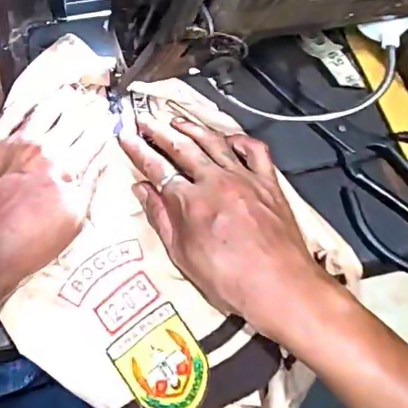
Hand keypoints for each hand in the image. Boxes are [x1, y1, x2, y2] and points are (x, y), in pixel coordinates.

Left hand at [0, 88, 111, 298]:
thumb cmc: (31, 245)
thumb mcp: (74, 222)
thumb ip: (89, 186)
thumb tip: (102, 161)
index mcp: (67, 167)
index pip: (93, 136)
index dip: (105, 124)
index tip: (110, 116)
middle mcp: (42, 148)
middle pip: (71, 118)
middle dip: (86, 107)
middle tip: (93, 98)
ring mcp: (14, 143)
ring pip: (43, 110)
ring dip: (59, 99)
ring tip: (69, 92)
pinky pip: (9, 115)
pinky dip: (24, 103)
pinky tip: (32, 98)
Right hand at [120, 117, 352, 346]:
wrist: (281, 287)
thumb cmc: (229, 280)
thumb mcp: (182, 255)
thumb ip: (161, 218)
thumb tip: (143, 190)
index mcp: (190, 201)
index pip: (157, 168)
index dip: (138, 150)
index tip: (126, 136)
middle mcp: (215, 181)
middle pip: (182, 147)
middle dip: (160, 131)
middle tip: (145, 120)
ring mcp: (244, 178)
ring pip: (214, 142)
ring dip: (192, 128)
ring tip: (176, 120)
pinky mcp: (268, 183)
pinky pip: (254, 151)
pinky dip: (238, 140)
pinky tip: (228, 138)